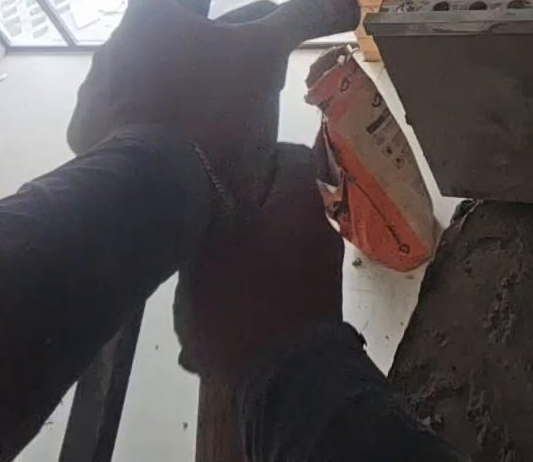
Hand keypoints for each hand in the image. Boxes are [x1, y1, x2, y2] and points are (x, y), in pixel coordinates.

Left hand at [68, 0, 358, 209]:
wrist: (153, 186)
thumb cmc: (211, 105)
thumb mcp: (266, 55)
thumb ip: (300, 18)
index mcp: (151, 18)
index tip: (204, 10)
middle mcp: (114, 48)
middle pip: (153, 35)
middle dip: (189, 46)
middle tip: (228, 68)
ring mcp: (97, 94)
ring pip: (138, 77)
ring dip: (167, 85)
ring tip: (206, 111)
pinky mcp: (88, 136)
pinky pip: (123, 118)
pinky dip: (148, 122)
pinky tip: (178, 142)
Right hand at [174, 142, 343, 381]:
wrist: (289, 379)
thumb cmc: (243, 304)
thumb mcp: (207, 253)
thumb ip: (209, 211)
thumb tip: (210, 187)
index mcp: (299, 201)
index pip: (290, 154)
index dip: (258, 157)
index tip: (228, 172)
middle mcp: (320, 224)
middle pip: (284, 199)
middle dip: (246, 213)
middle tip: (211, 232)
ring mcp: (325, 263)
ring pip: (281, 243)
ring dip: (248, 256)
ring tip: (208, 286)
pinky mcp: (321, 297)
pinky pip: (285, 279)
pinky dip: (259, 289)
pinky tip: (221, 323)